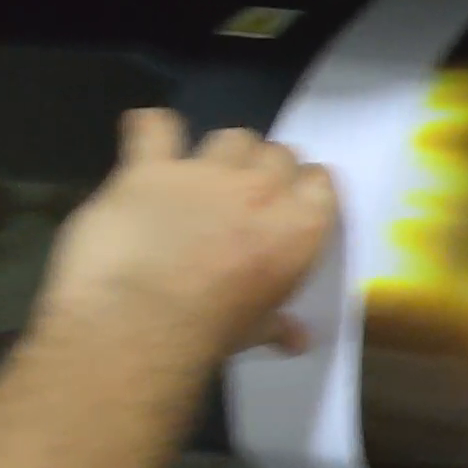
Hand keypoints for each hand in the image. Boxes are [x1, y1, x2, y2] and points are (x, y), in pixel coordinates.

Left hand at [38, 109, 335, 361]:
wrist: (144, 315)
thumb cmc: (219, 326)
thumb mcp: (262, 327)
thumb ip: (280, 325)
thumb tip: (296, 341)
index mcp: (304, 227)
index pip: (323, 182)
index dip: (310, 188)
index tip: (299, 200)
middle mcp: (264, 190)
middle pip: (279, 153)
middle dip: (272, 165)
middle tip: (255, 187)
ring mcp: (207, 174)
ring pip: (233, 137)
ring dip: (228, 150)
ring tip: (212, 169)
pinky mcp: (149, 168)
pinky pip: (155, 126)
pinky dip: (156, 129)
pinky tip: (155, 141)